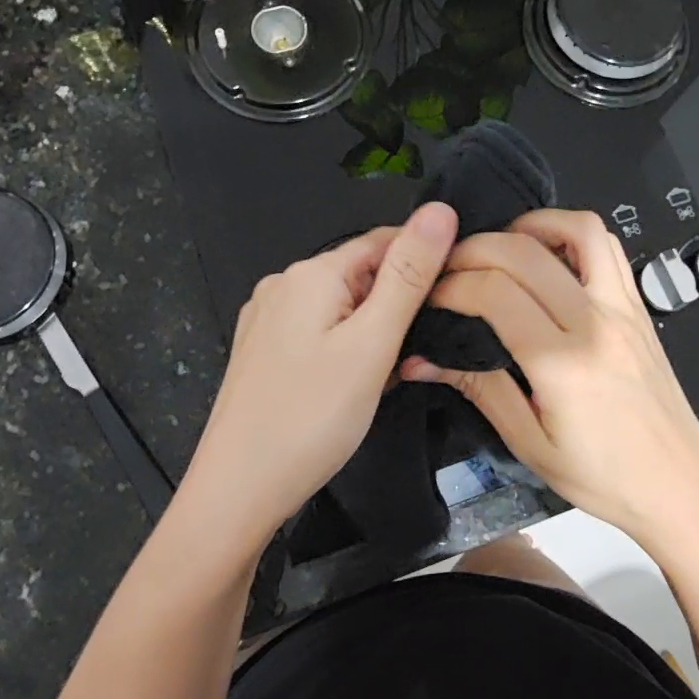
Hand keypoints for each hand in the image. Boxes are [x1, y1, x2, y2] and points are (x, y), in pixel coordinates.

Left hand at [182, 202, 458, 540]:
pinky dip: (346, 350)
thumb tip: (439, 210)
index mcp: (310, 273)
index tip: (458, 295)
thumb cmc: (310, 419)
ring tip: (391, 376)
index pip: (384, 240)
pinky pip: (318, 334)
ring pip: (341, 308)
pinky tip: (354, 387)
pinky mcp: (263, 353)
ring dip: (374, 332)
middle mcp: (282, 286)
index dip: (426, 263)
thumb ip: (408, 276)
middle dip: (398, 305)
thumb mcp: (372, 344)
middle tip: (421, 352)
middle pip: (361, 275)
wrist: (239, 489)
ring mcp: (266, 320)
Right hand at [399, 208, 698, 538]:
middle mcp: (596, 322)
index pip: (495, 293)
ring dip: (530, 225)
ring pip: (579, 230)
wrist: (678, 485)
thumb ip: (479, 390)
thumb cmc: (602, 476)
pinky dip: (571, 235)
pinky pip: (608, 248)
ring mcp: (624, 308)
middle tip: (448, 268)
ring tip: (499, 248)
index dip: (451, 286)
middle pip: (525, 252)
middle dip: (474, 248)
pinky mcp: (639, 307)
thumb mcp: (529, 444)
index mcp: (563, 363)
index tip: (430, 298)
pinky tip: (546, 257)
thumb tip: (421, 360)